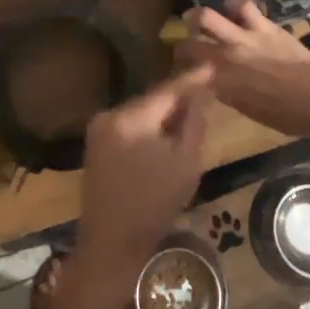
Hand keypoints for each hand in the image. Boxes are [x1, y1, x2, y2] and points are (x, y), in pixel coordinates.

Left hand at [76, 65, 213, 266]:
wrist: (111, 242)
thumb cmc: (154, 204)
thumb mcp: (185, 163)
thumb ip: (193, 122)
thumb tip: (200, 92)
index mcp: (131, 117)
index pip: (168, 89)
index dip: (193, 78)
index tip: (214, 66)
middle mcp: (110, 114)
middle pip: (152, 98)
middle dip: (177, 96)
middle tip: (204, 90)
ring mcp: (98, 128)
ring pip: (140, 111)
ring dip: (162, 112)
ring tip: (189, 111)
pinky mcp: (95, 143)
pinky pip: (128, 124)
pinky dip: (147, 125)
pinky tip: (164, 133)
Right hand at [177, 0, 309, 137]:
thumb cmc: (286, 115)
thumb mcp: (248, 110)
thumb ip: (227, 91)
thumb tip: (214, 81)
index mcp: (221, 81)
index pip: (187, 69)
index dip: (181, 66)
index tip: (183, 68)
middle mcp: (226, 55)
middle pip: (189, 39)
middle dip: (184, 40)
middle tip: (189, 42)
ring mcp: (244, 36)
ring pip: (208, 15)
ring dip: (203, 16)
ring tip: (208, 19)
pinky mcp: (264, 24)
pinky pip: (244, 5)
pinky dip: (235, 5)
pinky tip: (236, 10)